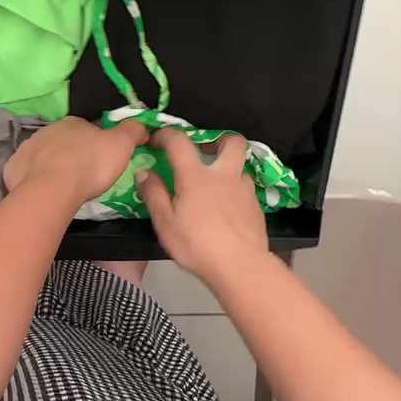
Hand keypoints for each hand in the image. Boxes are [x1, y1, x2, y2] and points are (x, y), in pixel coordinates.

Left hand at [5, 116, 148, 207]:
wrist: (52, 188)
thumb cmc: (90, 164)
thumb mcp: (122, 145)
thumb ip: (133, 131)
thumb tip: (142, 124)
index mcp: (72, 122)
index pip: (86, 128)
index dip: (95, 142)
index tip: (101, 158)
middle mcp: (47, 131)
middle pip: (63, 141)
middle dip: (71, 154)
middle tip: (82, 174)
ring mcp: (27, 149)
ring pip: (43, 155)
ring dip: (51, 165)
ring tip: (63, 185)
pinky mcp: (13, 168)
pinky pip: (26, 171)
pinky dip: (33, 179)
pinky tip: (42, 191)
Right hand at [138, 128, 270, 281]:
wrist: (239, 266)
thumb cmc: (196, 244)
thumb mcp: (164, 221)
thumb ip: (153, 194)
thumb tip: (145, 172)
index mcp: (196, 176)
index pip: (180, 142)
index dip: (166, 134)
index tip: (157, 138)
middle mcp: (224, 176)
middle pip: (231, 142)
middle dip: (218, 140)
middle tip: (204, 151)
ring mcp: (244, 191)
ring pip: (241, 167)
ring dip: (228, 170)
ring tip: (214, 187)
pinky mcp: (256, 208)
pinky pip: (245, 190)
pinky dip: (234, 192)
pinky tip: (226, 210)